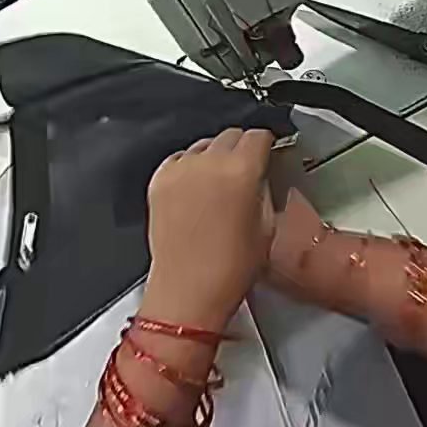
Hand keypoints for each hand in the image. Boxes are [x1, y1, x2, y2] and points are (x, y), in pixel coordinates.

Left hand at [141, 128, 278, 330]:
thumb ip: (266, 190)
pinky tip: (196, 188)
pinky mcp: (159, 180)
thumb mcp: (267, 227)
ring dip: (214, 157)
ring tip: (219, 184)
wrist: (187, 290)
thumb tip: (262, 174)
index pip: (258, 136)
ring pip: (203, 145)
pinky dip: (189, 167)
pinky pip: (179, 160)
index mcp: (240, 171)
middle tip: (246, 169)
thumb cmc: (228, 269)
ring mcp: (179, 170)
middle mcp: (207, 163)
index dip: (266, 144)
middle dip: (242, 148)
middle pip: (230, 136)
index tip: (267, 150)